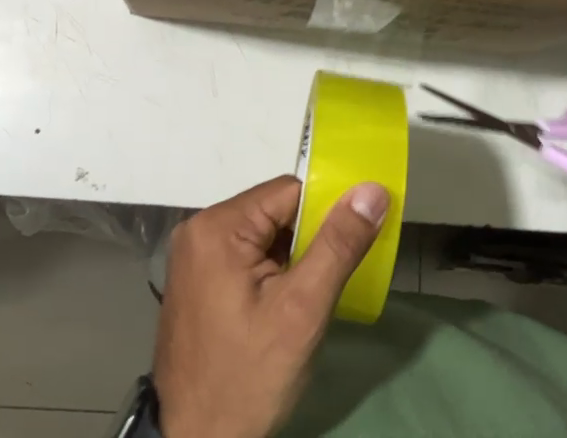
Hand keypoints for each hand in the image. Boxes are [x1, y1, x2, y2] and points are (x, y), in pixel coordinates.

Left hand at [154, 176, 388, 437]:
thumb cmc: (249, 375)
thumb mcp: (302, 309)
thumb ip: (338, 244)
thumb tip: (372, 190)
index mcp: (218, 226)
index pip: (288, 192)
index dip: (325, 213)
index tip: (351, 245)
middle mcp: (199, 229)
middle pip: (274, 211)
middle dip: (308, 240)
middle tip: (327, 282)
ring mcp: (194, 256)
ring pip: (263, 235)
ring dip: (291, 259)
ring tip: (307, 299)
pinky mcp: (198, 281)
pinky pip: (246, 257)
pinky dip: (272, 273)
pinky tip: (284, 307)